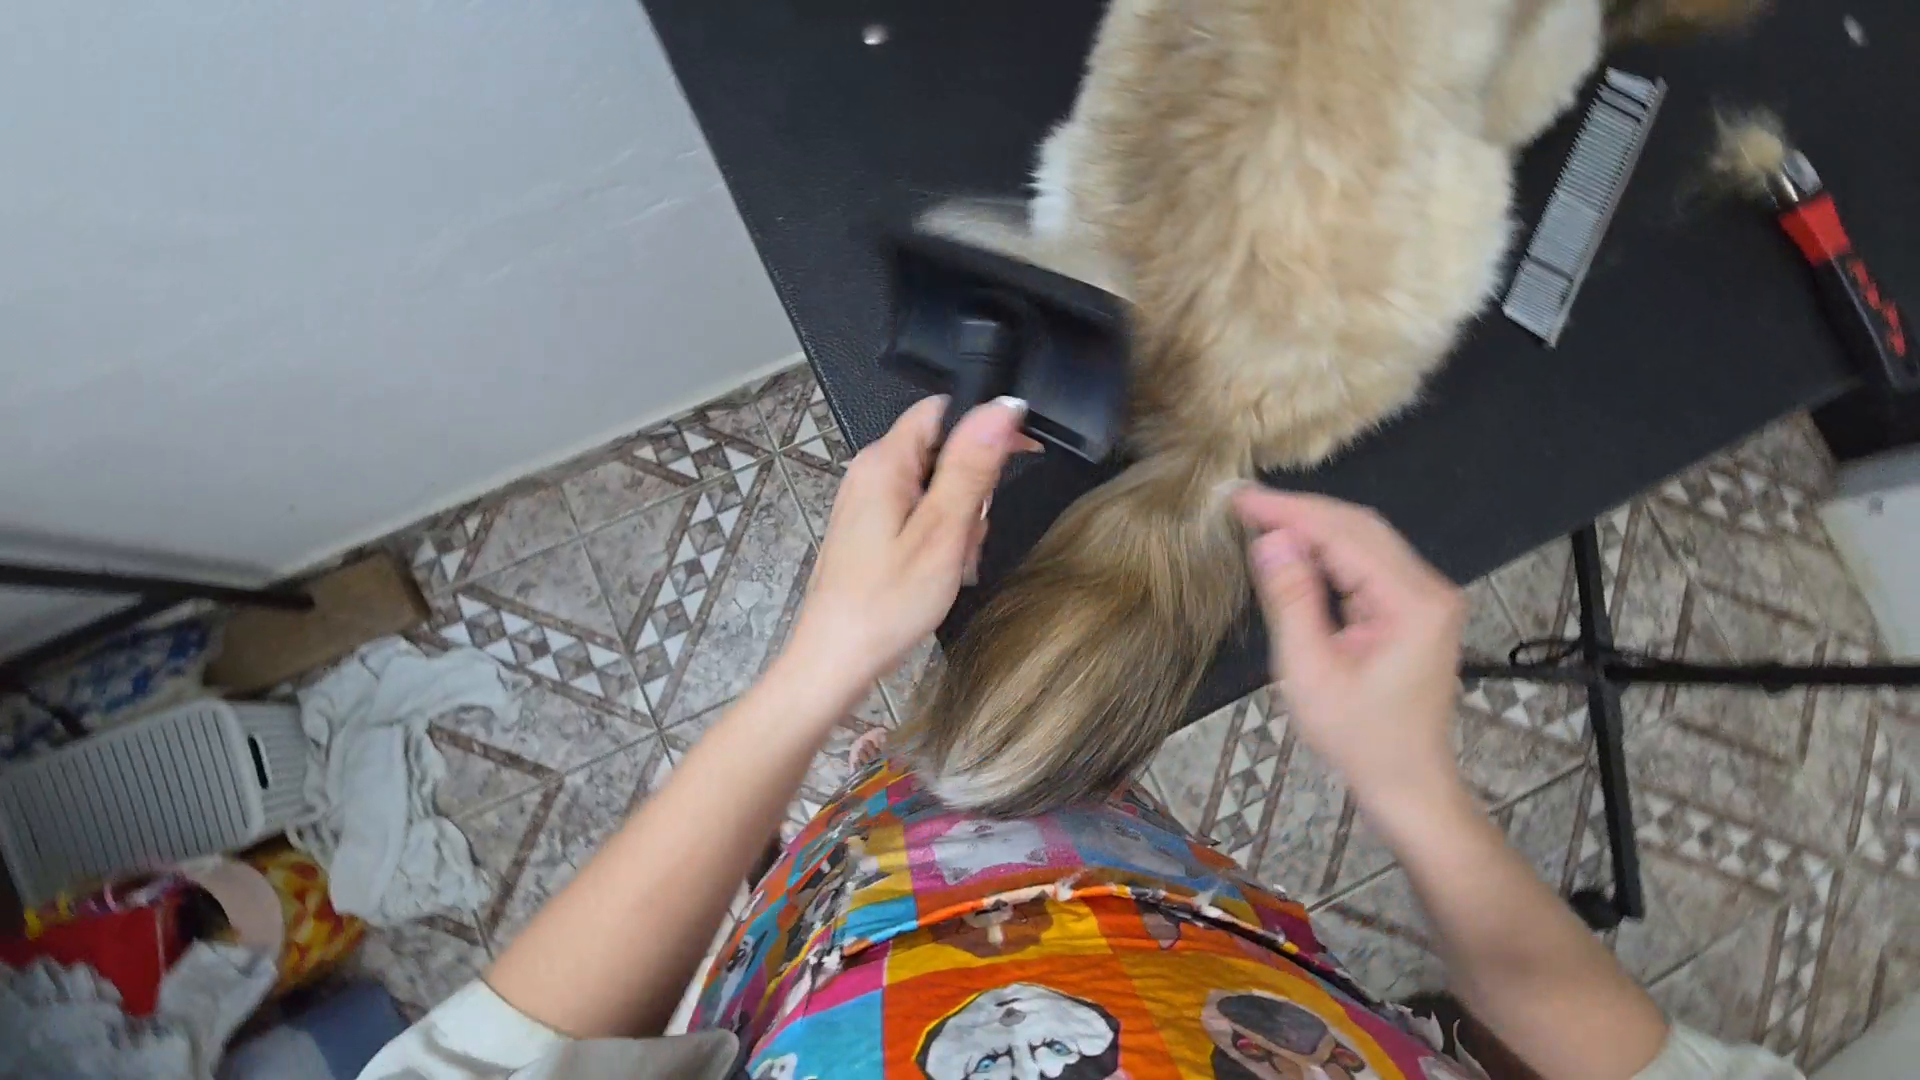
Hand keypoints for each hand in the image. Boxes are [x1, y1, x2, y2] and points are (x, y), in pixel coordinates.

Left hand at [785, 394, 1033, 691]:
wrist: (836, 659)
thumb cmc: (885, 603)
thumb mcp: (942, 531)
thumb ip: (972, 466)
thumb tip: (1003, 406)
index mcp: (883, 462)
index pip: (942, 411)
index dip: (985, 426)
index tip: (1016, 458)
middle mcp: (869, 472)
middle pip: (941, 450)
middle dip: (971, 487)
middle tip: (970, 535)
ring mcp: (866, 502)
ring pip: (933, 486)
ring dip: (957, 519)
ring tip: (953, 561)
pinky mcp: (868, 528)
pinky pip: (916, 513)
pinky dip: (937, 536)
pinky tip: (937, 569)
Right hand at [1233, 488, 1466, 812]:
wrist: (1405, 780)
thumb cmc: (1356, 736)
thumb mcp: (1310, 672)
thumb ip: (1291, 601)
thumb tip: (1271, 541)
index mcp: (1411, 602)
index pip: (1344, 534)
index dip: (1289, 511)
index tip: (1240, 498)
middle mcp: (1427, 588)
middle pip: (1359, 526)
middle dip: (1299, 511)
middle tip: (1243, 503)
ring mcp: (1424, 596)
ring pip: (1362, 539)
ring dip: (1311, 527)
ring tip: (1259, 518)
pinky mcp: (1412, 606)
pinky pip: (1365, 562)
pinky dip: (1325, 549)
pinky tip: (1292, 548)